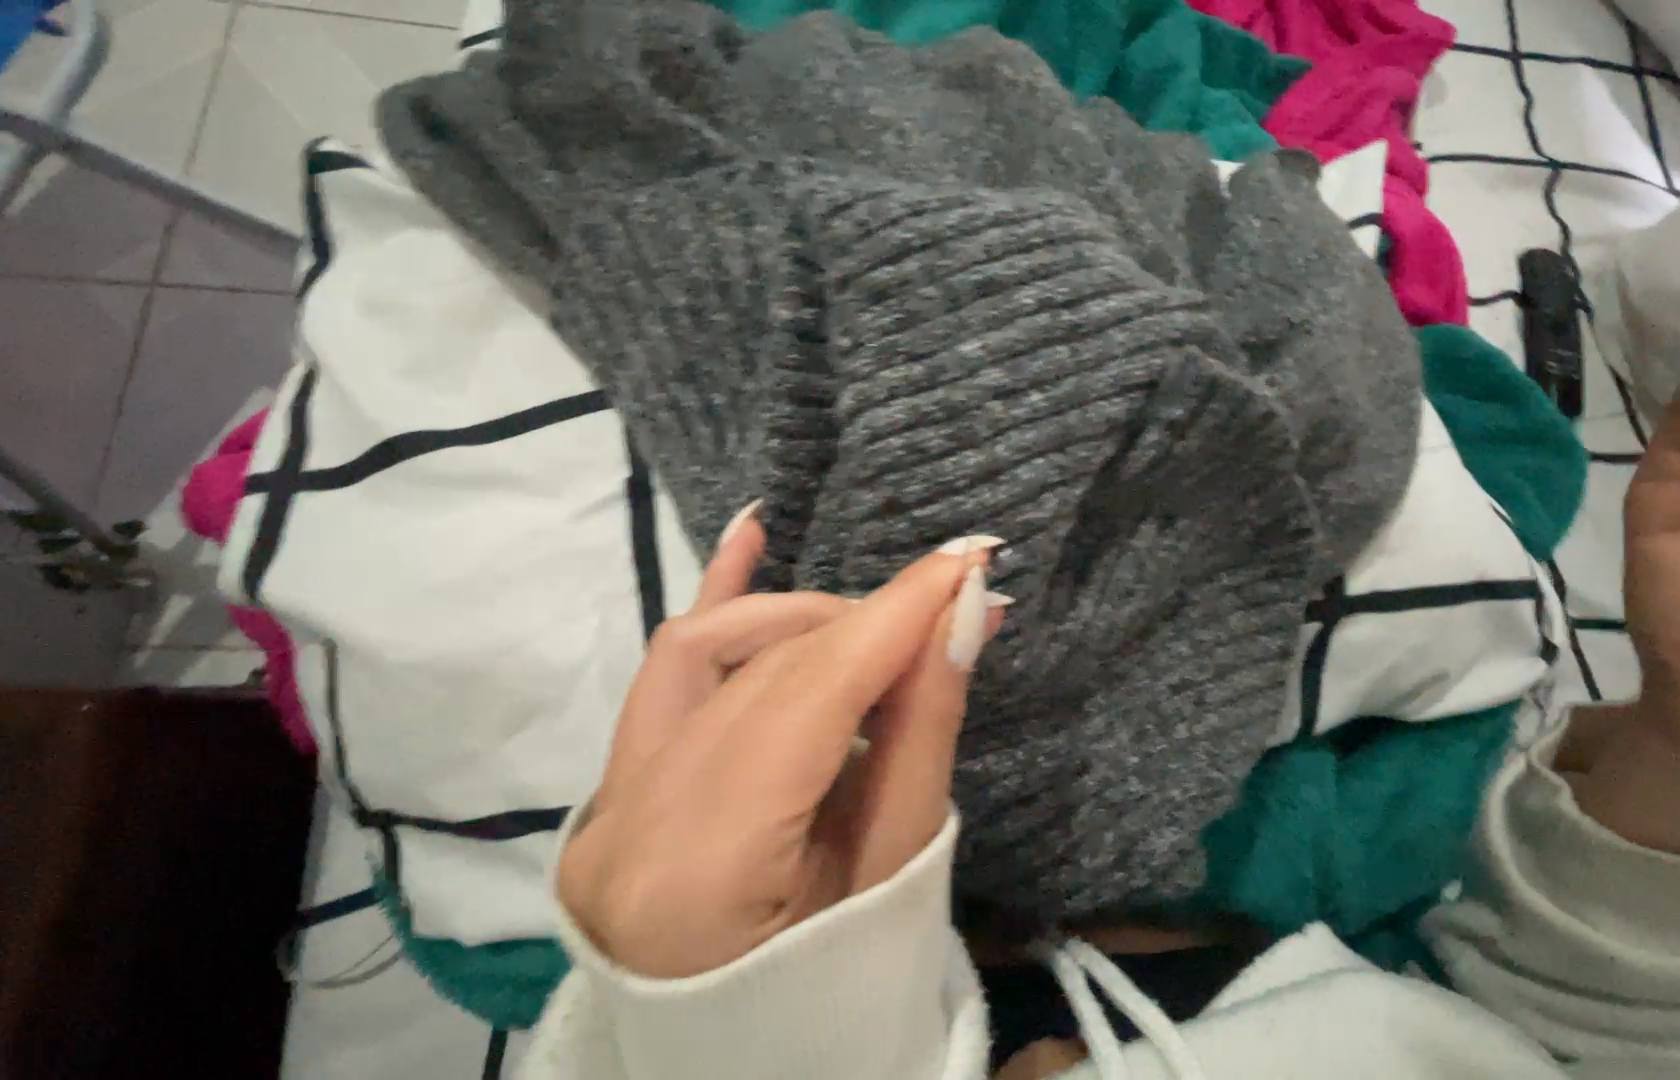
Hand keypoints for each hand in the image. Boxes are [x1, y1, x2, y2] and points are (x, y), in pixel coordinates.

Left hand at [556, 513, 1004, 977]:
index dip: (894, 616)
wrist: (744, 1058)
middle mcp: (635, 817)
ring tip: (878, 626)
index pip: (812, 696)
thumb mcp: (896, 868)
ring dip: (804, 620)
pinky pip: (664, 672)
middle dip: (868, 624)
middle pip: (767, 671)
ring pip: (710, 652)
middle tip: (949, 606)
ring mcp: (611, 799)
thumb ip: (922, 730)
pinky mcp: (615, 787)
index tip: (967, 559)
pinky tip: (751, 532)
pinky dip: (715, 598)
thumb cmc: (842, 987)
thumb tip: (962, 615)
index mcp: (706, 864)